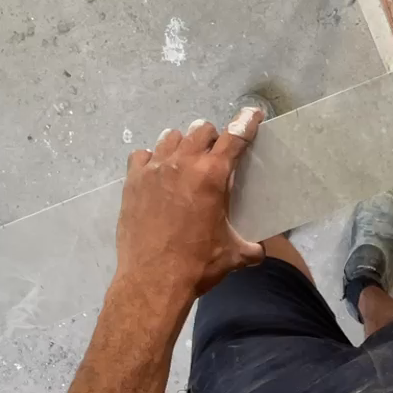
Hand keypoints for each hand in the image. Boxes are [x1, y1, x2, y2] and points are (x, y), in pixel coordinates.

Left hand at [113, 107, 265, 298]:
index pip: (234, 139)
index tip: (252, 113)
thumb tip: (260, 251)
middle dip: (212, 138)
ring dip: (183, 145)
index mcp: (212, 177)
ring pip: (171, 137)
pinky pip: (144, 155)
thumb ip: (251, 248)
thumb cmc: (198, 265)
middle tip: (215, 156)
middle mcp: (183, 164)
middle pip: (201, 130)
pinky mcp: (133, 180)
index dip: (246, 123)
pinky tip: (159, 176)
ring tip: (186, 164)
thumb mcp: (234, 255)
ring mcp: (154, 169)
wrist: (154, 278)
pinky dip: (154, 160)